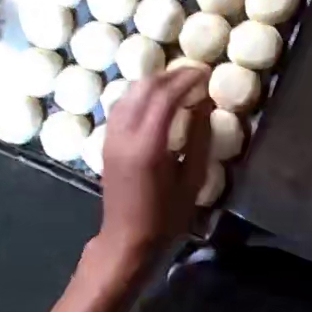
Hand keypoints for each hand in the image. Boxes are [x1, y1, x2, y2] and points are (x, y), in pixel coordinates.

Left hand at [95, 67, 210, 263]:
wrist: (127, 239)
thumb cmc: (165, 218)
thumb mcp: (193, 181)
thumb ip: (200, 140)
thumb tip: (204, 105)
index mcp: (148, 147)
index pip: (165, 97)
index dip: (186, 79)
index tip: (206, 72)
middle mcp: (124, 135)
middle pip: (145, 88)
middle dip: (171, 76)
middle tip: (195, 74)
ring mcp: (110, 136)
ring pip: (130, 92)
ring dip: (154, 82)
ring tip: (179, 83)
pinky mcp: (105, 140)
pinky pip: (121, 105)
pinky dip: (140, 94)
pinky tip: (156, 99)